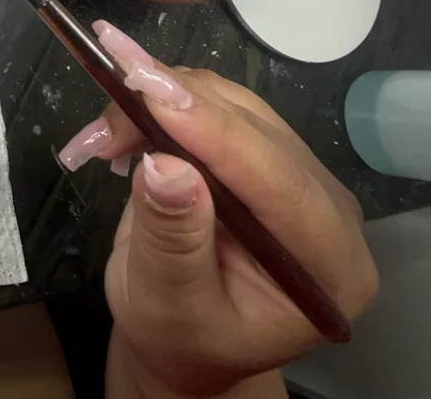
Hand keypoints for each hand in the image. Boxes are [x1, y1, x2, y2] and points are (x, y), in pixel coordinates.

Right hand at [57, 25, 377, 397]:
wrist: (181, 338)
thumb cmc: (181, 339)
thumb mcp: (169, 303)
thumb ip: (173, 239)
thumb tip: (166, 165)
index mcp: (330, 265)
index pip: (278, 181)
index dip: (214, 131)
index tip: (151, 93)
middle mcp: (324, 207)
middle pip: (251, 129)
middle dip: (170, 110)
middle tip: (101, 120)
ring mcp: (290, 171)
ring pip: (225, 101)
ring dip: (155, 102)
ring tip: (100, 138)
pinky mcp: (254, 147)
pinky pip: (208, 100)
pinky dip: (155, 103)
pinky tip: (118, 132)